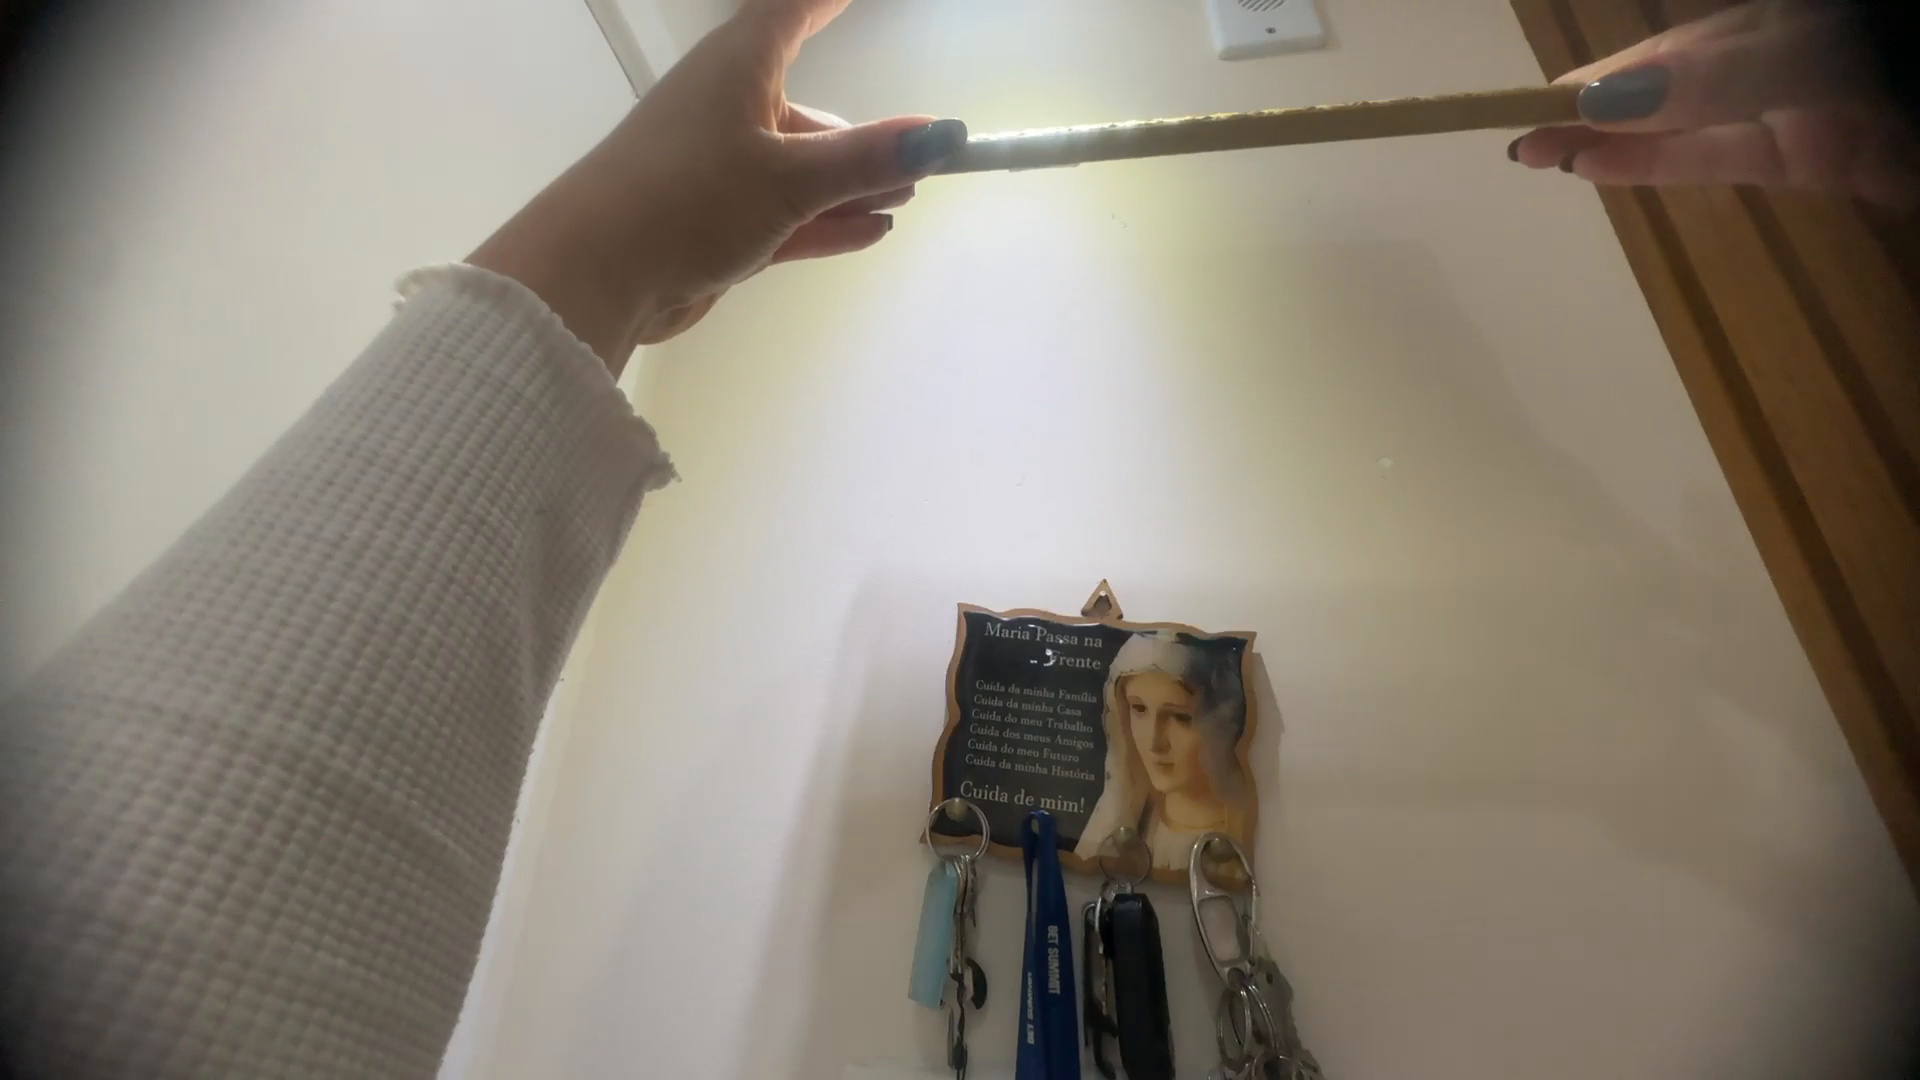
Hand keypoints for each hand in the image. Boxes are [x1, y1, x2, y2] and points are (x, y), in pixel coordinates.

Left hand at [469, 0, 967, 370]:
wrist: (604, 274)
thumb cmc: (691, 198)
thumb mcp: (790, 177)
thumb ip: (867, 160)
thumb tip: (943, 136)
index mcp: (740, 69)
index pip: (796, 11)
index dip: (831, 0)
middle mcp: (732, 112)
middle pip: (811, 114)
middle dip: (865, 137)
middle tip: (921, 157)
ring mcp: (726, 173)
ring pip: (803, 173)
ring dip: (853, 187)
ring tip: (903, 199)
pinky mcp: (723, 225)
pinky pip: (790, 215)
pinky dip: (829, 222)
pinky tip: (871, 231)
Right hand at [1509, 1, 1914, 205]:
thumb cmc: (1896, 63)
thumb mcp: (1813, 54)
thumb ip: (1716, 76)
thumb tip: (1599, 108)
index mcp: (1772, 23)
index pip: (1659, 53)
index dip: (1589, 80)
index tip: (1521, 109)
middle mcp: (1773, 57)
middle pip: (1658, 86)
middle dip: (1583, 111)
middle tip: (1515, 141)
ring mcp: (1785, 105)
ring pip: (1672, 125)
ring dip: (1601, 143)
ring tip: (1535, 157)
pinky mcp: (1797, 155)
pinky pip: (1704, 157)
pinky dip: (1646, 165)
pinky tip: (1593, 167)